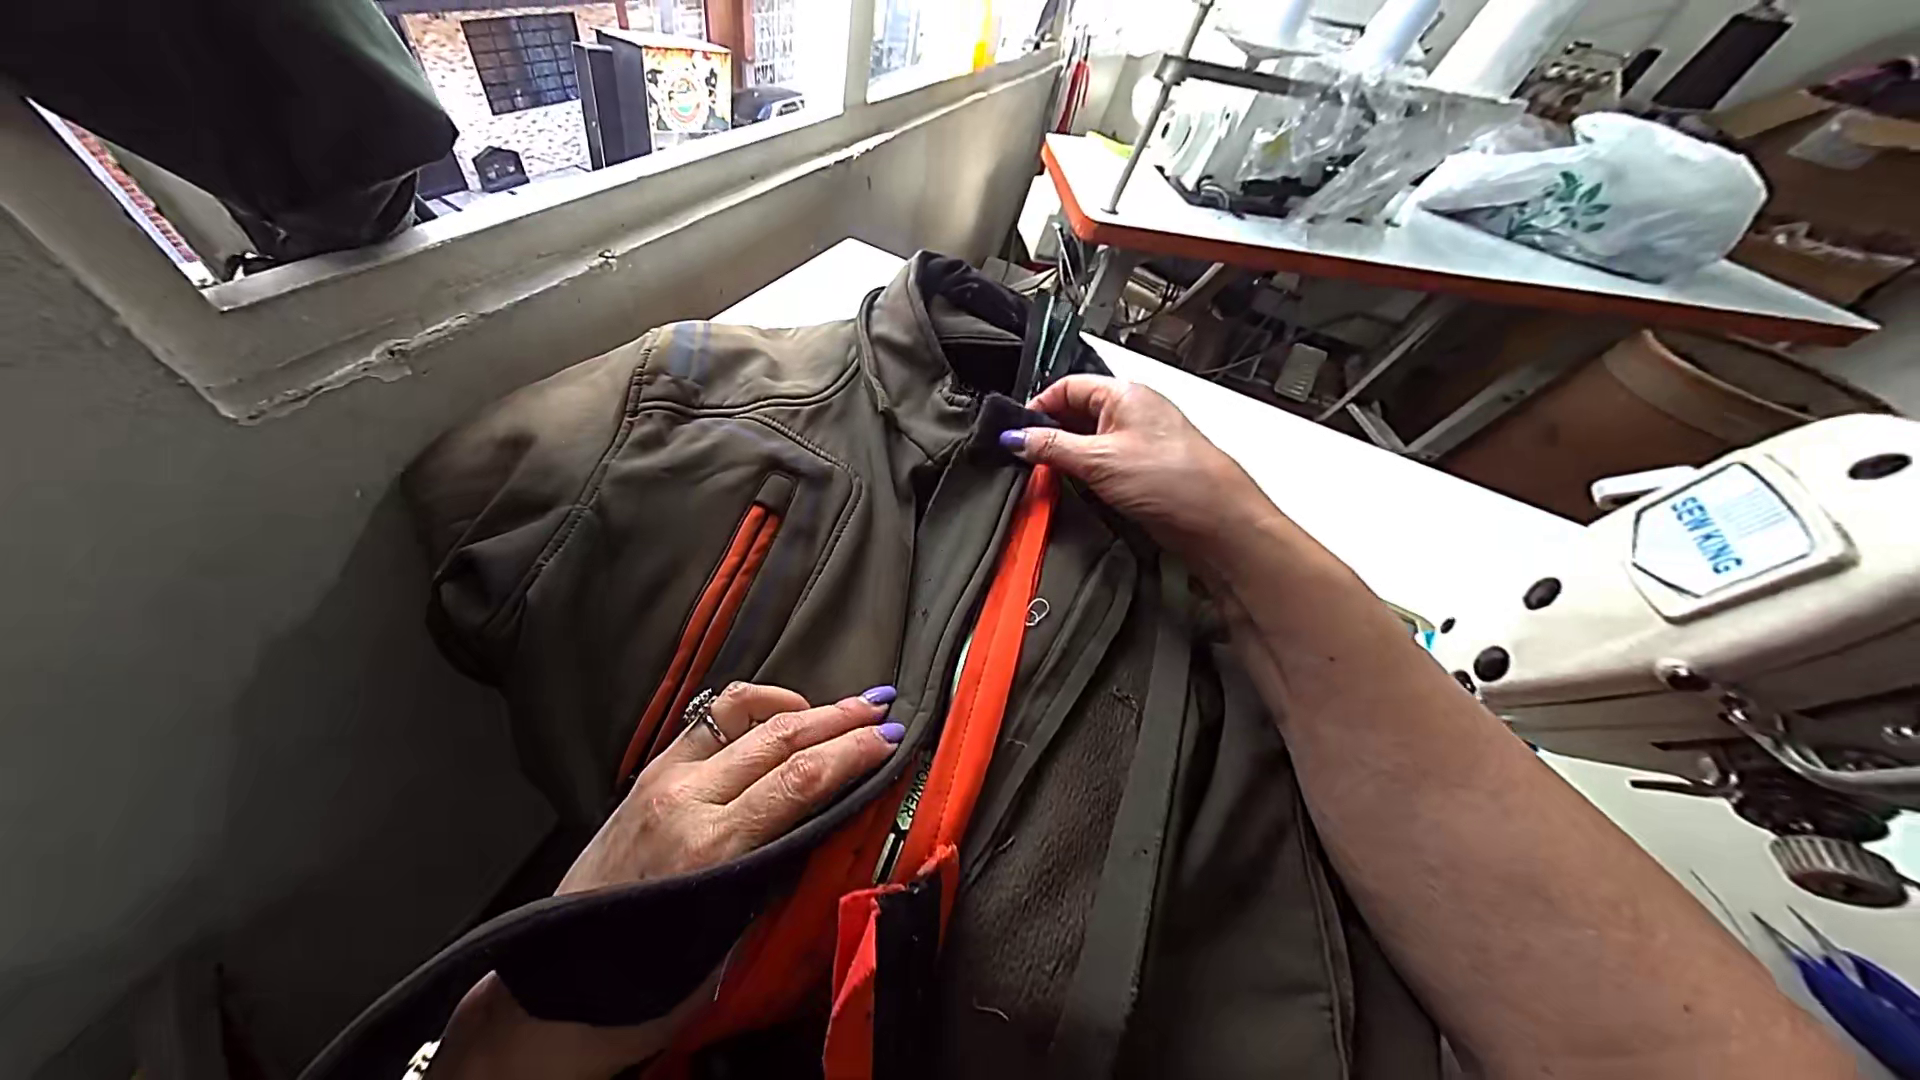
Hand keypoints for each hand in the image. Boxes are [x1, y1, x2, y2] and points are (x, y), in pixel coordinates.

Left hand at [433, 683, 903, 1079]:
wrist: (549, 987)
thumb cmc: (648, 981)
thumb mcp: (731, 939)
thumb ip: (783, 870)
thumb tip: (835, 818)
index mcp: (709, 851)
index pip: (801, 780)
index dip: (855, 753)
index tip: (894, 740)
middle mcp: (686, 800)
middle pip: (783, 738)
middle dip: (843, 718)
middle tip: (885, 706)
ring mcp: (663, 777)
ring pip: (749, 714)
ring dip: (807, 703)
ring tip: (846, 704)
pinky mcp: (651, 770)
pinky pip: (714, 717)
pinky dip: (760, 705)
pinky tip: (787, 711)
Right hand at [1000, 375, 1272, 566]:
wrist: (1215, 520)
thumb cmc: (1175, 478)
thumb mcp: (1099, 459)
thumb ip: (1052, 447)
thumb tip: (1017, 437)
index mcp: (1124, 393)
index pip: (1067, 386)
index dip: (1038, 407)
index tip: (1016, 432)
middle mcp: (1130, 413)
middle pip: (1074, 414)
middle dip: (1049, 435)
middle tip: (1027, 457)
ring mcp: (1135, 442)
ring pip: (1085, 441)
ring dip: (1065, 457)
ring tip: (1047, 475)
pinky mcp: (1138, 470)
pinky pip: (1099, 464)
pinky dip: (1081, 473)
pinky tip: (1072, 487)